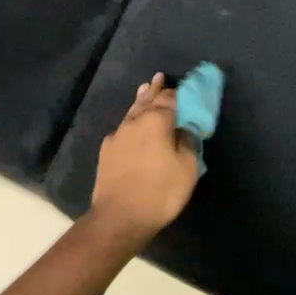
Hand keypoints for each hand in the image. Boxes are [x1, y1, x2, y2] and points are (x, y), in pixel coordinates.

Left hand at [90, 72, 200, 242]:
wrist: (118, 217)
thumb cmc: (160, 192)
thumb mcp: (187, 169)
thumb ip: (189, 143)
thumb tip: (184, 130)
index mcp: (157, 121)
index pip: (169, 98)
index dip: (178, 92)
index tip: (183, 87)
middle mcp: (135, 121)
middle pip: (147, 99)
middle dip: (155, 88)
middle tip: (159, 77)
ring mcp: (118, 134)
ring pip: (132, 110)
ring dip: (140, 99)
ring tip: (144, 89)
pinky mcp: (107, 150)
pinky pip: (121, 128)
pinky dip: (129, 122)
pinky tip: (129, 126)